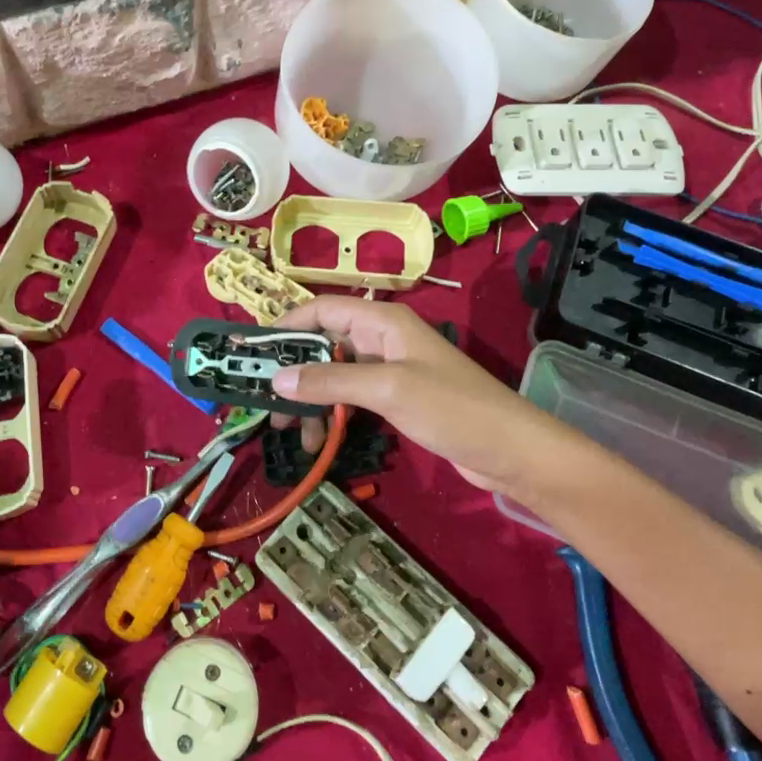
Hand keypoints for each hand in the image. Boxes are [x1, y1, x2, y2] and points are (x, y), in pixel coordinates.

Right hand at [269, 297, 567, 491]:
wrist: (510, 450)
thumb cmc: (451, 408)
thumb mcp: (387, 390)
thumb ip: (331, 382)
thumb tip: (276, 378)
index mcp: (382, 321)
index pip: (322, 309)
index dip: (286, 325)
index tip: (251, 350)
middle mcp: (382, 339)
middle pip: (324, 344)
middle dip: (292, 370)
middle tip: (262, 401)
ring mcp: (390, 370)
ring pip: (335, 375)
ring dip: (309, 398)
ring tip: (287, 430)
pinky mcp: (396, 399)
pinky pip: (352, 398)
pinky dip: (331, 414)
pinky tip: (318, 438)